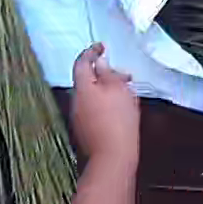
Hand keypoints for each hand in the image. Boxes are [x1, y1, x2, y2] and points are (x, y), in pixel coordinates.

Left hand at [70, 43, 138, 168]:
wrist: (113, 156)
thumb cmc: (118, 120)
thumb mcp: (119, 90)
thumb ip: (109, 73)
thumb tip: (100, 63)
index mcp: (82, 87)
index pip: (82, 63)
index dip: (91, 52)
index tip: (102, 47)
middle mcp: (76, 101)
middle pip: (87, 80)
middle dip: (104, 74)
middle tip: (124, 75)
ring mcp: (78, 117)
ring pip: (91, 95)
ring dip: (106, 89)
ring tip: (126, 93)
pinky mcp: (86, 130)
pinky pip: (94, 108)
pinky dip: (105, 103)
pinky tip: (120, 111)